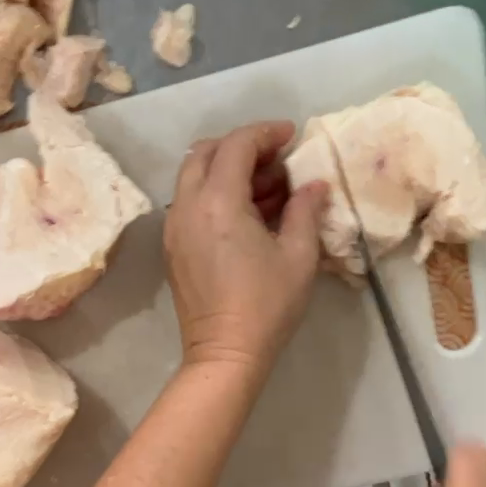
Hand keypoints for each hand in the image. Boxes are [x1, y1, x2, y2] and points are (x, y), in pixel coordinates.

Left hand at [164, 121, 330, 372]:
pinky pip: (188, 204)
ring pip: (192, 178)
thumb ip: (305, 210)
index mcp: (217, 201)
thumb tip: (312, 186)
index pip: (237, 144)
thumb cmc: (266, 306)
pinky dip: (212, 195)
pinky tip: (245, 216)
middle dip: (240, 146)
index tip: (291, 138)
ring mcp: (174, 230)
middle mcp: (187, 207)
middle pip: (205, 152)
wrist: (224, 353)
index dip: (266, 133)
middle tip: (275, 161)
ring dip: (225, 171)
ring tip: (265, 191)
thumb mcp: (298, 256)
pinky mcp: (172, 250)